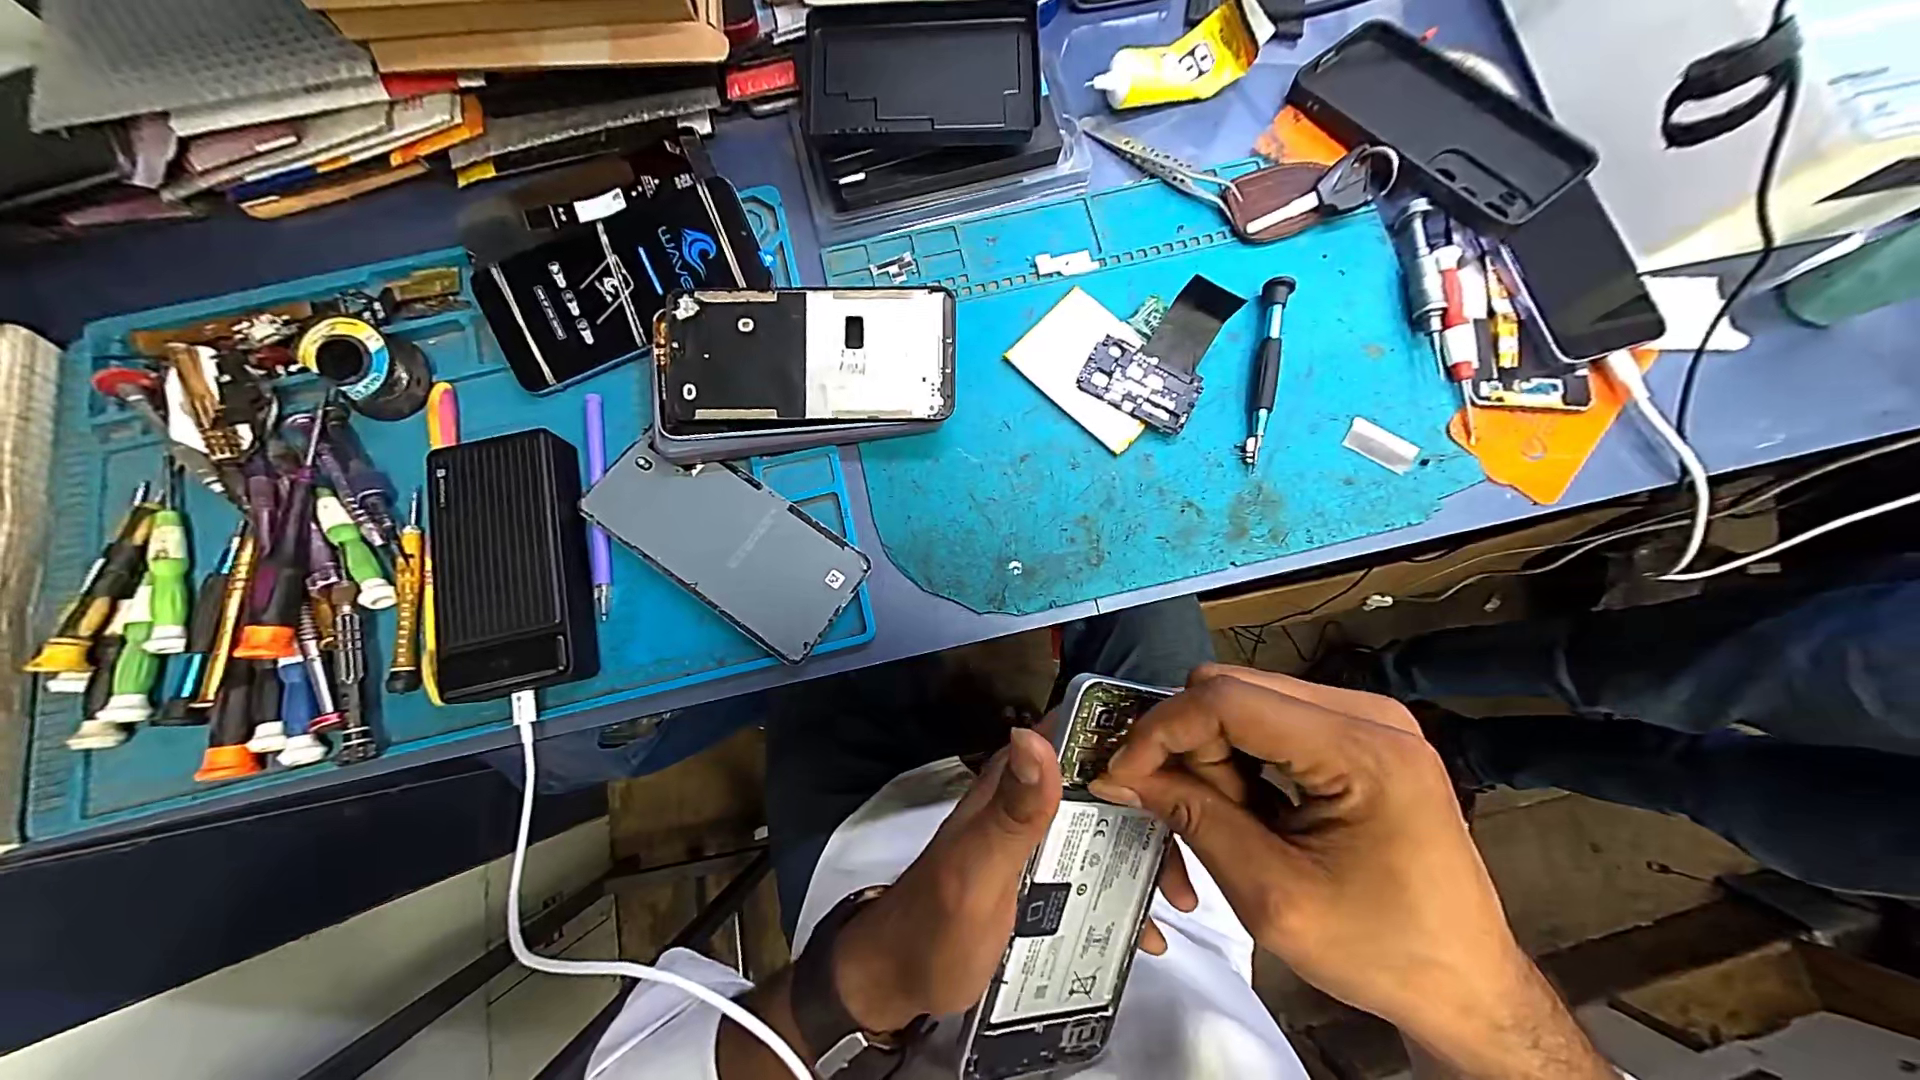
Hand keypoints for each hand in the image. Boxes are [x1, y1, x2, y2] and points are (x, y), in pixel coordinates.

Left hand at [830, 726, 1198, 1032]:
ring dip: (1146, 852)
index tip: (1182, 759)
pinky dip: (1126, 886)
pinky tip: (1147, 926)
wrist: (902, 978)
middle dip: (1154, 808)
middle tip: (1189, 853)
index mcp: (1013, 782)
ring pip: (1107, 825)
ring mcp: (1038, 837)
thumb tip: (1033, 734)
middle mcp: (1029, 799)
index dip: (1127, 737)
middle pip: (1105, 783)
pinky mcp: (1043, 873)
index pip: (1075, 734)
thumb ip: (1010, 810)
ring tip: (1178, 898)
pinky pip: (1097, 866)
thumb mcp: (976, 869)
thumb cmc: (936, 923)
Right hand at [1089, 665, 1609, 1077]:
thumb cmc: (1383, 952)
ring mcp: (1365, 716)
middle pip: (1230, 689)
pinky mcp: (1355, 731)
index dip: (1161, 730)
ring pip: (1239, 699)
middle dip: (1186, 744)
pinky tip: (1242, 805)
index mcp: (1363, 750)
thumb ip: (1193, 819)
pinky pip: (1264, 718)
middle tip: (1176, 806)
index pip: (1228, 700)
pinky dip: (1233, 756)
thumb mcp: (1272, 896)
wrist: (1468, 986)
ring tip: (1219, 816)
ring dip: (1207, 753)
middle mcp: (1367, 712)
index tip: (1121, 774)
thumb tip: (1120, 774)